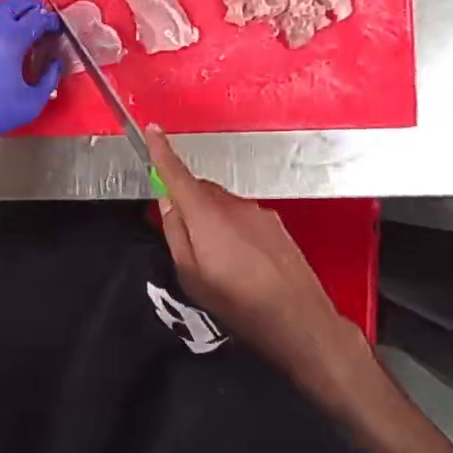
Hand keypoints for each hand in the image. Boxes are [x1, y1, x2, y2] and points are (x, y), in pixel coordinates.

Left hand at [0, 0, 62, 151]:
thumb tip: (54, 64)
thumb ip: (50, 79)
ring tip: (23, 23)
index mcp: (12, 40)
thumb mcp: (32, 102)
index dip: (51, 21)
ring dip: (13, 9)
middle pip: (16, 3)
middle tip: (43, 20)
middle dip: (33, 7)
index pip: (38, 18)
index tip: (57, 28)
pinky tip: (3, 36)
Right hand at [147, 127, 380, 408]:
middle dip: (185, 203)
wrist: (300, 321)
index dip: (162, 151)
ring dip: (209, 219)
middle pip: (199, 190)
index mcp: (207, 216)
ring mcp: (259, 213)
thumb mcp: (191, 276)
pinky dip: (230, 228)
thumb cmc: (238, 304)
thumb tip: (167, 205)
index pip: (178, 175)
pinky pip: (241, 216)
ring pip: (221, 205)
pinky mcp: (276, 225)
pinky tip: (237, 261)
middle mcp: (234, 206)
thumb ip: (175, 235)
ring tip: (213, 259)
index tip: (152, 131)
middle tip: (180, 237)